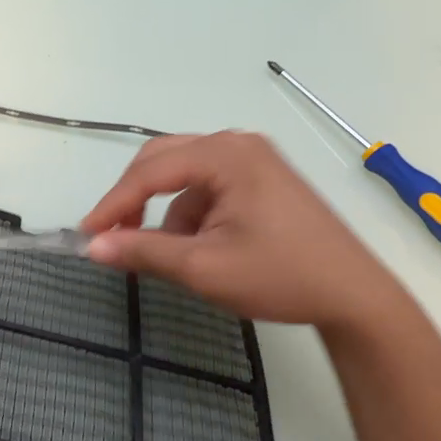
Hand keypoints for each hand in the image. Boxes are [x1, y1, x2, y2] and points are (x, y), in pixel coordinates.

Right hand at [78, 131, 402, 332]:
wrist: (356, 297)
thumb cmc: (280, 277)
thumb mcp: (203, 268)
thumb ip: (143, 251)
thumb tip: (92, 246)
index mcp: (225, 155)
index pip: (149, 172)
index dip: (112, 204)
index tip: (85, 234)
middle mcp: (237, 144)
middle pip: (162, 160)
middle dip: (133, 199)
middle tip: (112, 236)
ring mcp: (254, 158)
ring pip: (183, 174)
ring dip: (164, 209)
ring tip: (163, 251)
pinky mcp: (263, 177)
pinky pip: (207, 184)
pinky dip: (191, 211)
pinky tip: (197, 244)